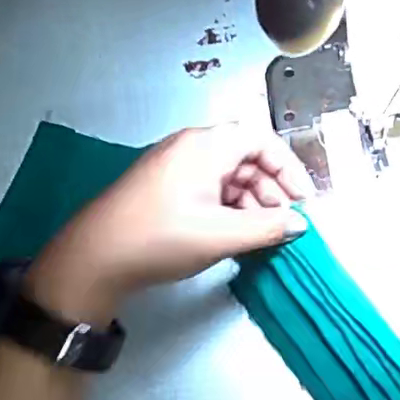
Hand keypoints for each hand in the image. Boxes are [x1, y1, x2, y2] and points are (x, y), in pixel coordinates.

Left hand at [28, 124, 314, 318]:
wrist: (96, 258)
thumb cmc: (159, 238)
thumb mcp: (222, 235)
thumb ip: (268, 228)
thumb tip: (299, 224)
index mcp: (206, 146)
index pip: (262, 140)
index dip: (290, 169)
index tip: (303, 200)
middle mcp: (192, 148)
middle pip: (248, 158)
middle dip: (272, 190)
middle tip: (284, 224)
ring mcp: (178, 167)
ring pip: (231, 176)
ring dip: (253, 203)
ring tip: (261, 235)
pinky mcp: (169, 188)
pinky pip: (213, 189)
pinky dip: (232, 209)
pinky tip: (237, 234)